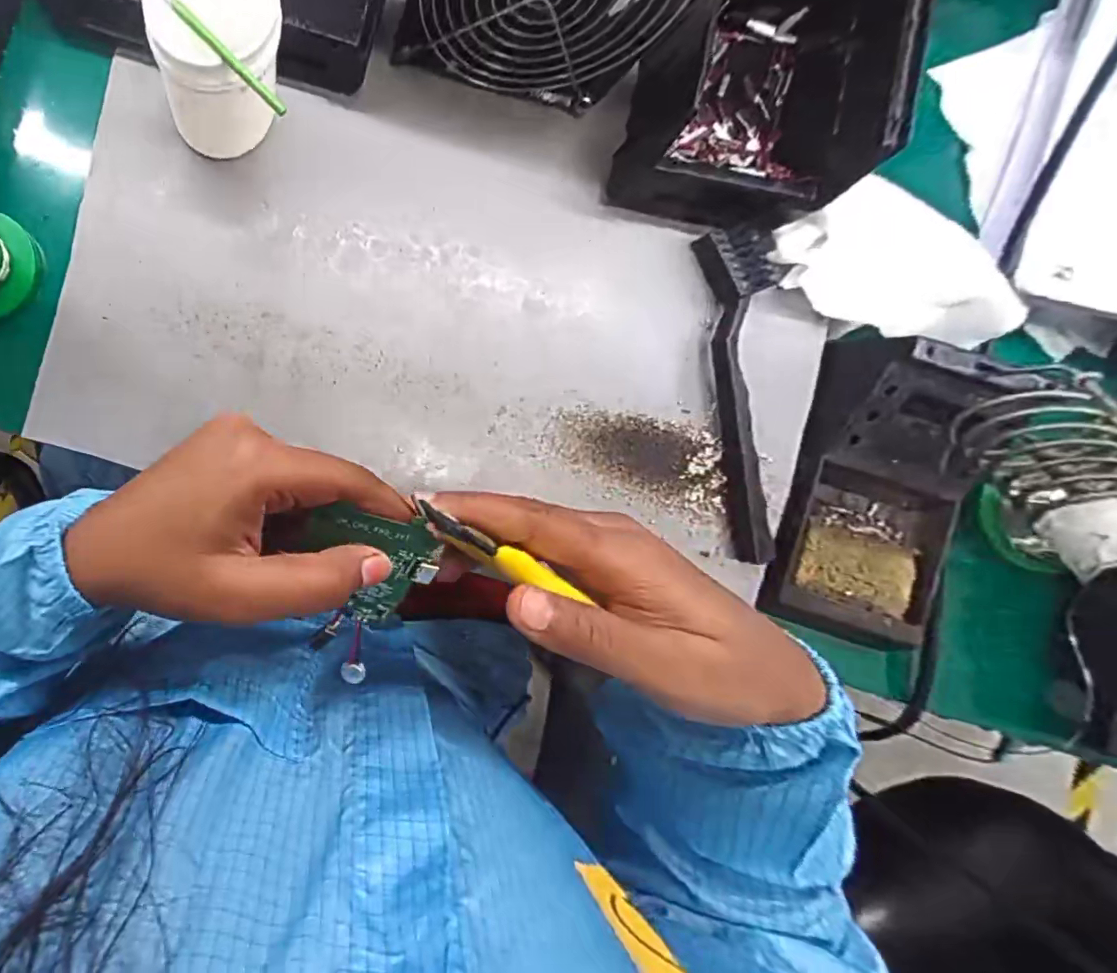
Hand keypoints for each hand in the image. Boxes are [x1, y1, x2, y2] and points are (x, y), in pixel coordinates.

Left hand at [65, 415, 412, 623]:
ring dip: (310, 520)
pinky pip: (272, 474)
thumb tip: (380, 561)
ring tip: (297, 565)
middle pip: (321, 479)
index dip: (386, 511)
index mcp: (255, 461)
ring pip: (298, 479)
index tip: (415, 543)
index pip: (344, 478)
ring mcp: (229, 433)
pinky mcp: (219, 443)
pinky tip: (269, 543)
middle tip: (355, 573)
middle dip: (344, 524)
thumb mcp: (243, 594)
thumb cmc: (164, 575)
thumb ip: (318, 581)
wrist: (96, 552)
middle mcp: (248, 432)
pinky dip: (284, 508)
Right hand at [429, 493, 825, 725]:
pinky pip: (539, 548)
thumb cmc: (723, 676)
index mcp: (614, 548)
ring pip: (525, 530)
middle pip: (520, 517)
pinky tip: (479, 568)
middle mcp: (604, 534)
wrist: (780, 685)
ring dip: (478, 539)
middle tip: (414, 543)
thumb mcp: (659, 665)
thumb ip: (586, 632)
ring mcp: (603, 545)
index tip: (423, 507)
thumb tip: (513, 599)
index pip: (529, 519)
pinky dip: (500, 553)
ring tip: (434, 560)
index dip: (474, 510)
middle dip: (463, 523)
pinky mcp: (601, 563)